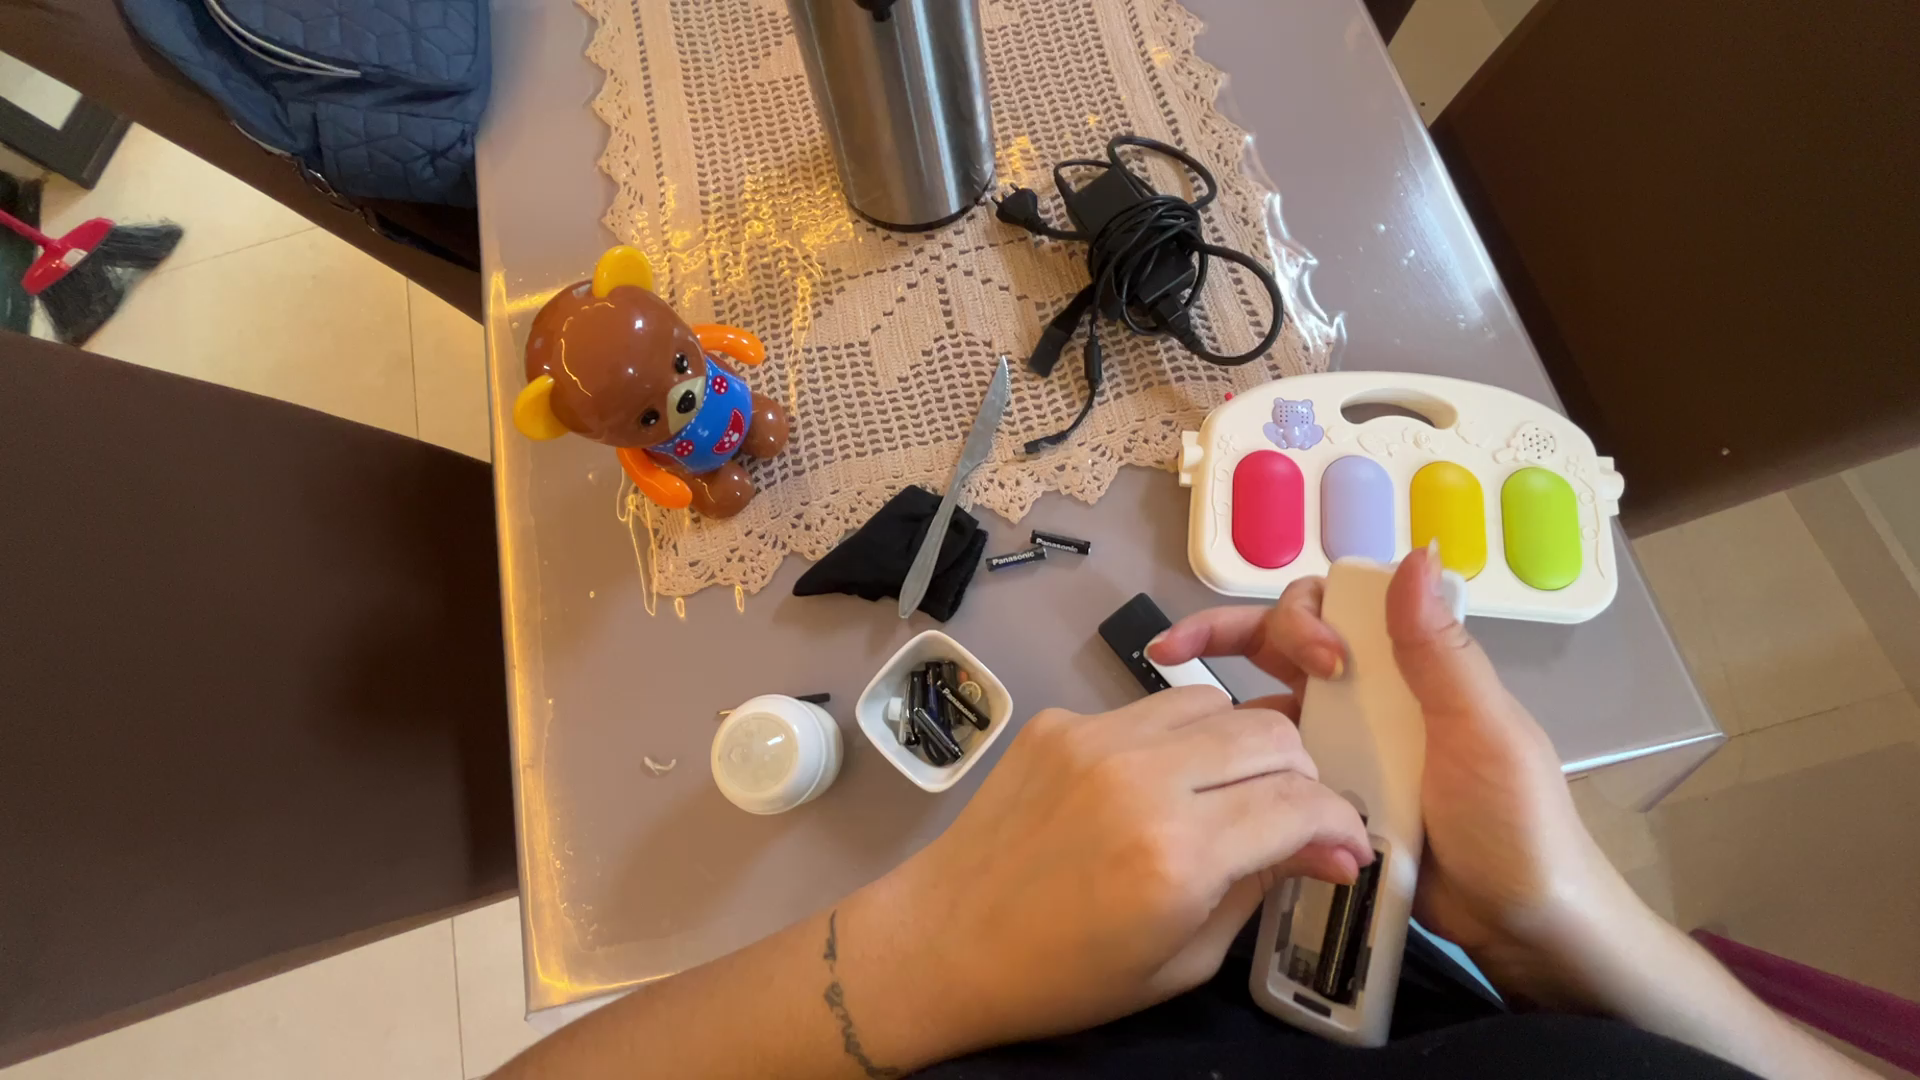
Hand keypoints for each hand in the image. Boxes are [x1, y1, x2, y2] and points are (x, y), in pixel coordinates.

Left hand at [851, 685, 1372, 1059]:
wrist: (947, 933)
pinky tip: (1150, 779)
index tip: (1341, 842)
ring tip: (1223, 786)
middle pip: (1264, 730)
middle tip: (1288, 811)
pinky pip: (1144, 708)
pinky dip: (1170, 737)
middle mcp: (1139, 773)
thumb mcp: (1182, 958)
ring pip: (1207, 701)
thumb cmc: (1066, 975)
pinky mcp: (1058, 720)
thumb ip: (1260, 885)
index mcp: (1176, 851)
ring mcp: (1092, 735)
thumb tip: (1331, 845)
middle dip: (1298, 770)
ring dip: (1236, 740)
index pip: (1299, 800)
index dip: (1338, 820)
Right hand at [1150, 551, 1643, 1008]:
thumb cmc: (1515, 822)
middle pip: (1272, 641)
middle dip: (1222, 634)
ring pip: (1259, 700)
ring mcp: (1333, 742)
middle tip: (1178, 652)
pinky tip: (1211, 770)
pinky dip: (1236, 757)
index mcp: (1397, 664)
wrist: (1519, 930)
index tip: (1320, 663)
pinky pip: (1264, 760)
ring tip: (1186, 720)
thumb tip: (1419, 553)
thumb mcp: (1483, 731)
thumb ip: (1440, 651)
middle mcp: (1357, 692)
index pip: (1325, 607)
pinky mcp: (1316, 790)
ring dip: (1223, 698)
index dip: (1299, 616)